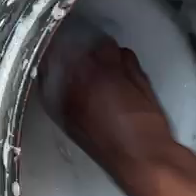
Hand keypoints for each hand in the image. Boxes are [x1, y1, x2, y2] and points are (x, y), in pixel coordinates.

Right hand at [59, 40, 183, 187]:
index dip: (52, 50)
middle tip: (75, 57)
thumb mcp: (70, 120)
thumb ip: (59, 94)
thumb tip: (51, 77)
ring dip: (99, 50)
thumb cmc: (103, 142)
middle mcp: (91, 69)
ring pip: (103, 45)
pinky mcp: (138, 72)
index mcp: (70, 81)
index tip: (53, 53)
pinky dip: (119, 58)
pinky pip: (125, 54)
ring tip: (98, 62)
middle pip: (79, 43)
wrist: (144, 153)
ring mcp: (117, 68)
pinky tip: (119, 70)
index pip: (54, 52)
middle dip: (76, 47)